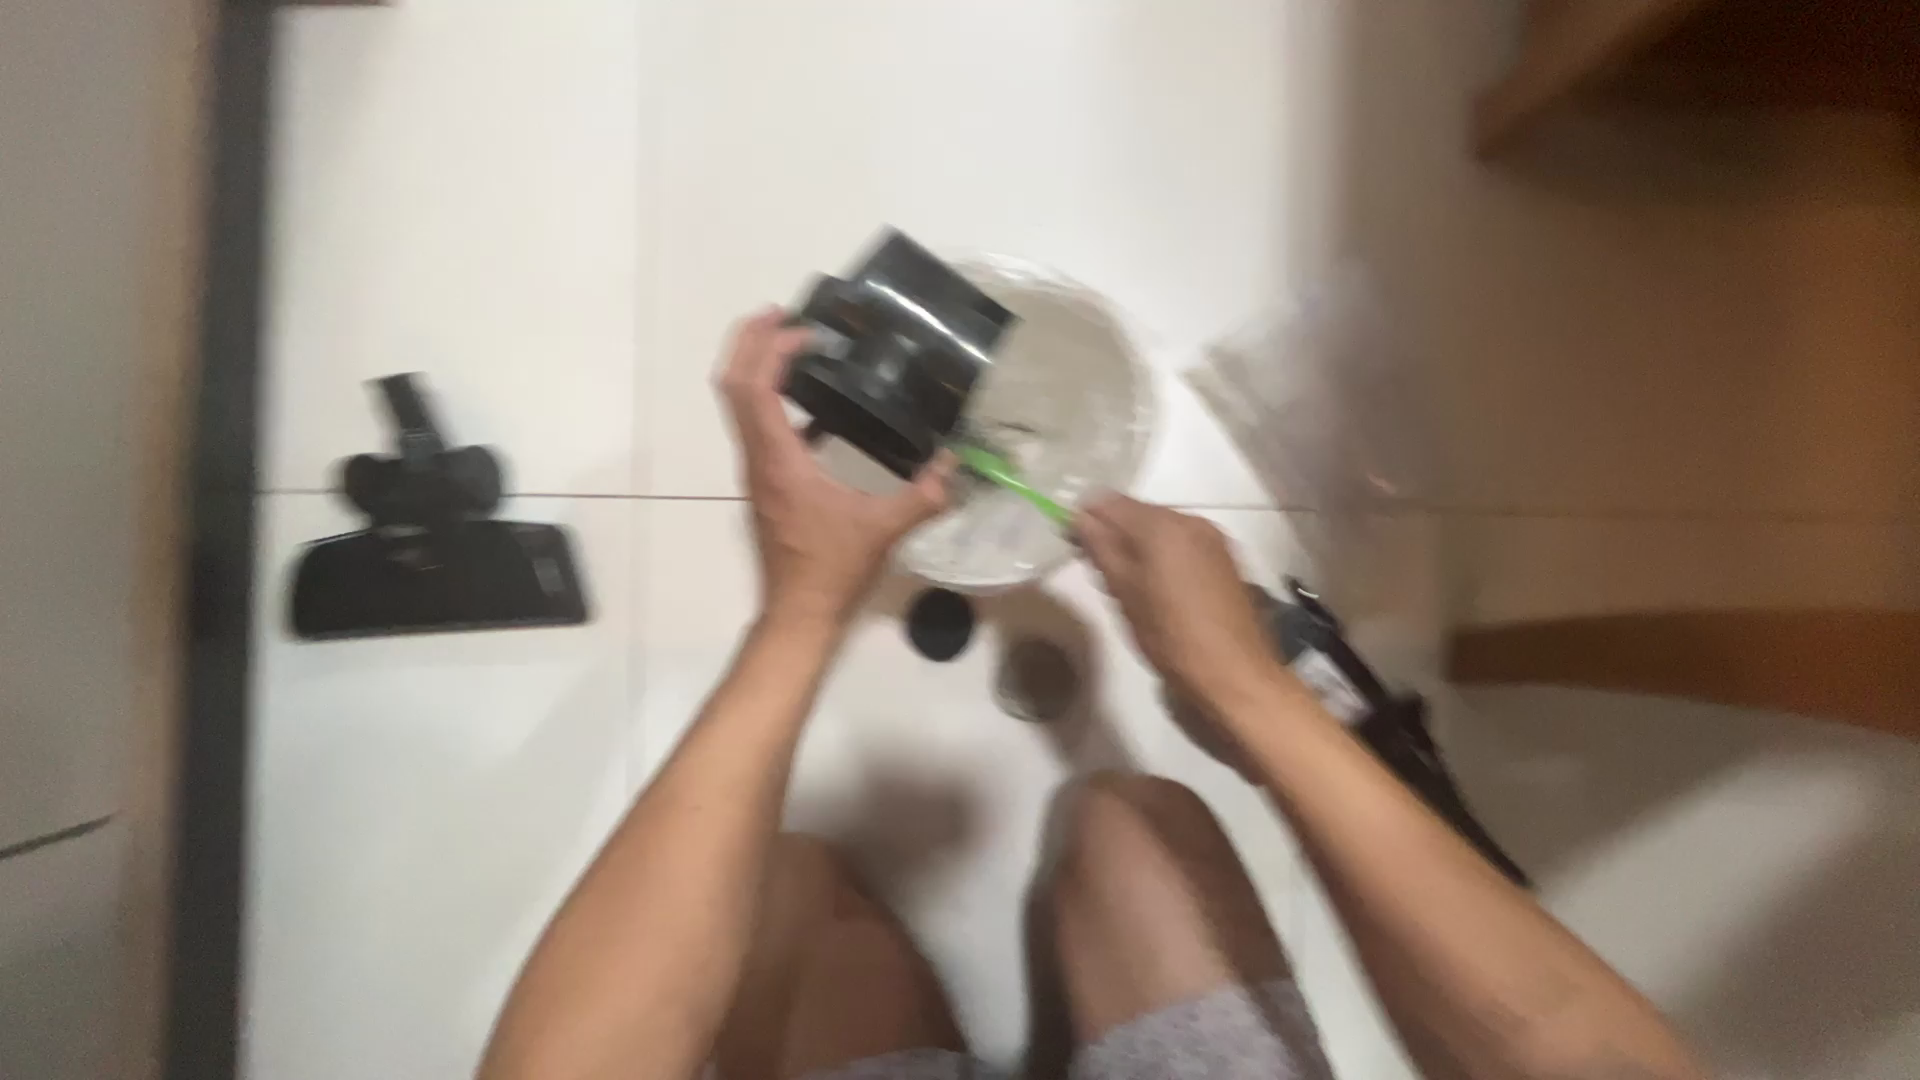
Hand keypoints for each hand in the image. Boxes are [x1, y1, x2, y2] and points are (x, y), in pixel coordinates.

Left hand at [716, 309, 952, 628]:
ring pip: (739, 406)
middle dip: (749, 342)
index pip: (753, 388)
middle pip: (732, 385)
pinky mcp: (766, 486)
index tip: (805, 330)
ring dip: (757, 368)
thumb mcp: (883, 530)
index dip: (771, 349)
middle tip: (782, 314)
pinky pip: (758, 428)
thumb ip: (923, 496)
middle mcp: (757, 459)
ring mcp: (757, 473)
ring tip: (793, 346)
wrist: (798, 614)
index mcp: (778, 461)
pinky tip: (816, 410)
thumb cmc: (832, 570)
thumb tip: (954, 465)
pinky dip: (773, 402)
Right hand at [1075, 495, 1286, 713]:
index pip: (1108, 501)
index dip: (1085, 518)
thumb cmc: (1170, 638)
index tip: (1071, 544)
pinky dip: (1163, 554)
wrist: (1234, 675)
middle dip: (1113, 533)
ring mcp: (1213, 538)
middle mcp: (1190, 520)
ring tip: (1128, 584)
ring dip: (1138, 544)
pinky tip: (1158, 587)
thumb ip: (1100, 549)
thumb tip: (1080, 518)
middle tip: (1098, 570)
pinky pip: (1182, 543)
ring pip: (1160, 527)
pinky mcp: (1225, 558)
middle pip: (1137, 511)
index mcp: (1162, 525)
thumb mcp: (1124, 595)